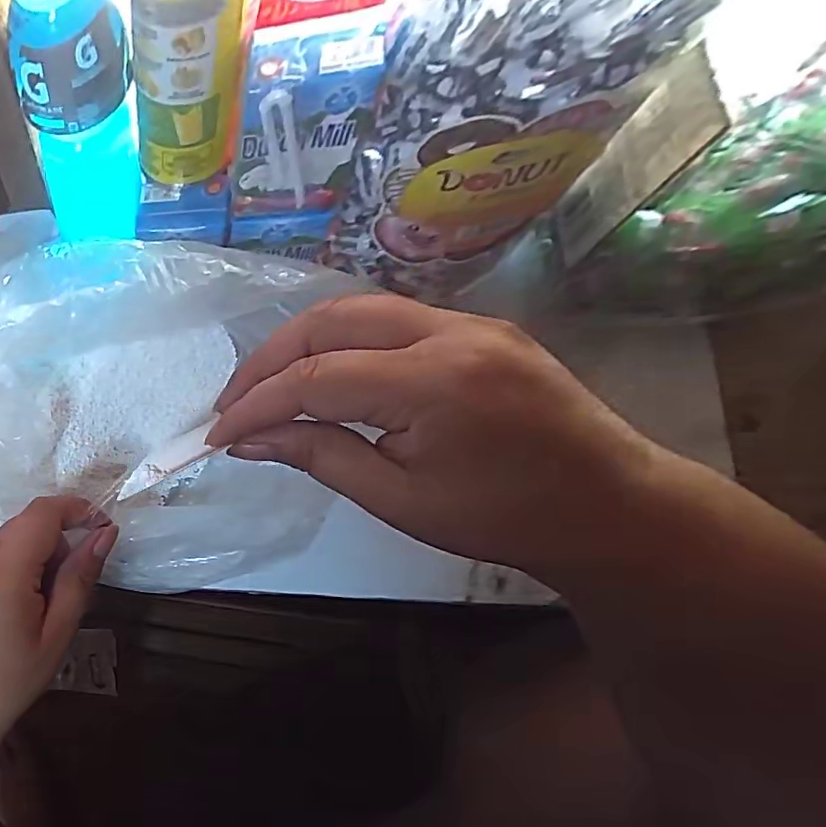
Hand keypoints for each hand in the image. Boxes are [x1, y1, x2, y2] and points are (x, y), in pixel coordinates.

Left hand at [0, 496, 117, 740]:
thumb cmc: (12, 680)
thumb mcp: (57, 632)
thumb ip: (80, 576)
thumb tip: (105, 533)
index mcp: (3, 572)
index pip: (42, 513)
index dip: (76, 509)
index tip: (100, 528)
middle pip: (23, 524)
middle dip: (56, 537)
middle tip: (71, 580)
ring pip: (5, 539)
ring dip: (33, 552)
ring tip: (41, 601)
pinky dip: (10, 565)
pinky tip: (13, 607)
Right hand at [206, 294, 670, 578]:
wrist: (608, 505)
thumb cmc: (499, 517)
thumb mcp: (396, 498)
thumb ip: (319, 455)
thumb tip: (249, 440)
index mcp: (433, 382)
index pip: (314, 378)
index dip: (256, 404)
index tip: (217, 434)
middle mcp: (449, 331)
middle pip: (328, 320)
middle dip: (267, 360)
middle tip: (233, 405)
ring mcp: (466, 321)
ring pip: (356, 309)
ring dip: (300, 344)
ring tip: (266, 388)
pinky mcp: (475, 326)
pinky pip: (388, 320)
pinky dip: (339, 342)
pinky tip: (321, 374)